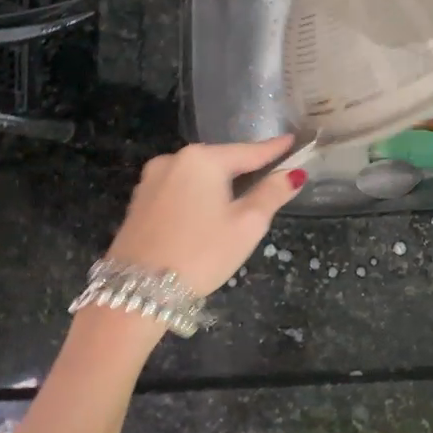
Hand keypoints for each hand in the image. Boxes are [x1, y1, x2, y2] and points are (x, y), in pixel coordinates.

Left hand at [105, 137, 306, 297]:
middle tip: (269, 178)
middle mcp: (173, 160)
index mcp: (203, 160)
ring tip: (240, 199)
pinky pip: (179, 189)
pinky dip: (197, 195)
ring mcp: (151, 180)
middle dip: (244, 169)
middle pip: (220, 161)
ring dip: (219, 184)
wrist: (138, 291)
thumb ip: (272, 194)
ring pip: (197, 176)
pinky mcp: (138, 201)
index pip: (248, 151)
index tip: (292, 141)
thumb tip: (294, 173)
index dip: (274, 149)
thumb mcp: (247, 224)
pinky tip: (207, 212)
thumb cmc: (202, 253)